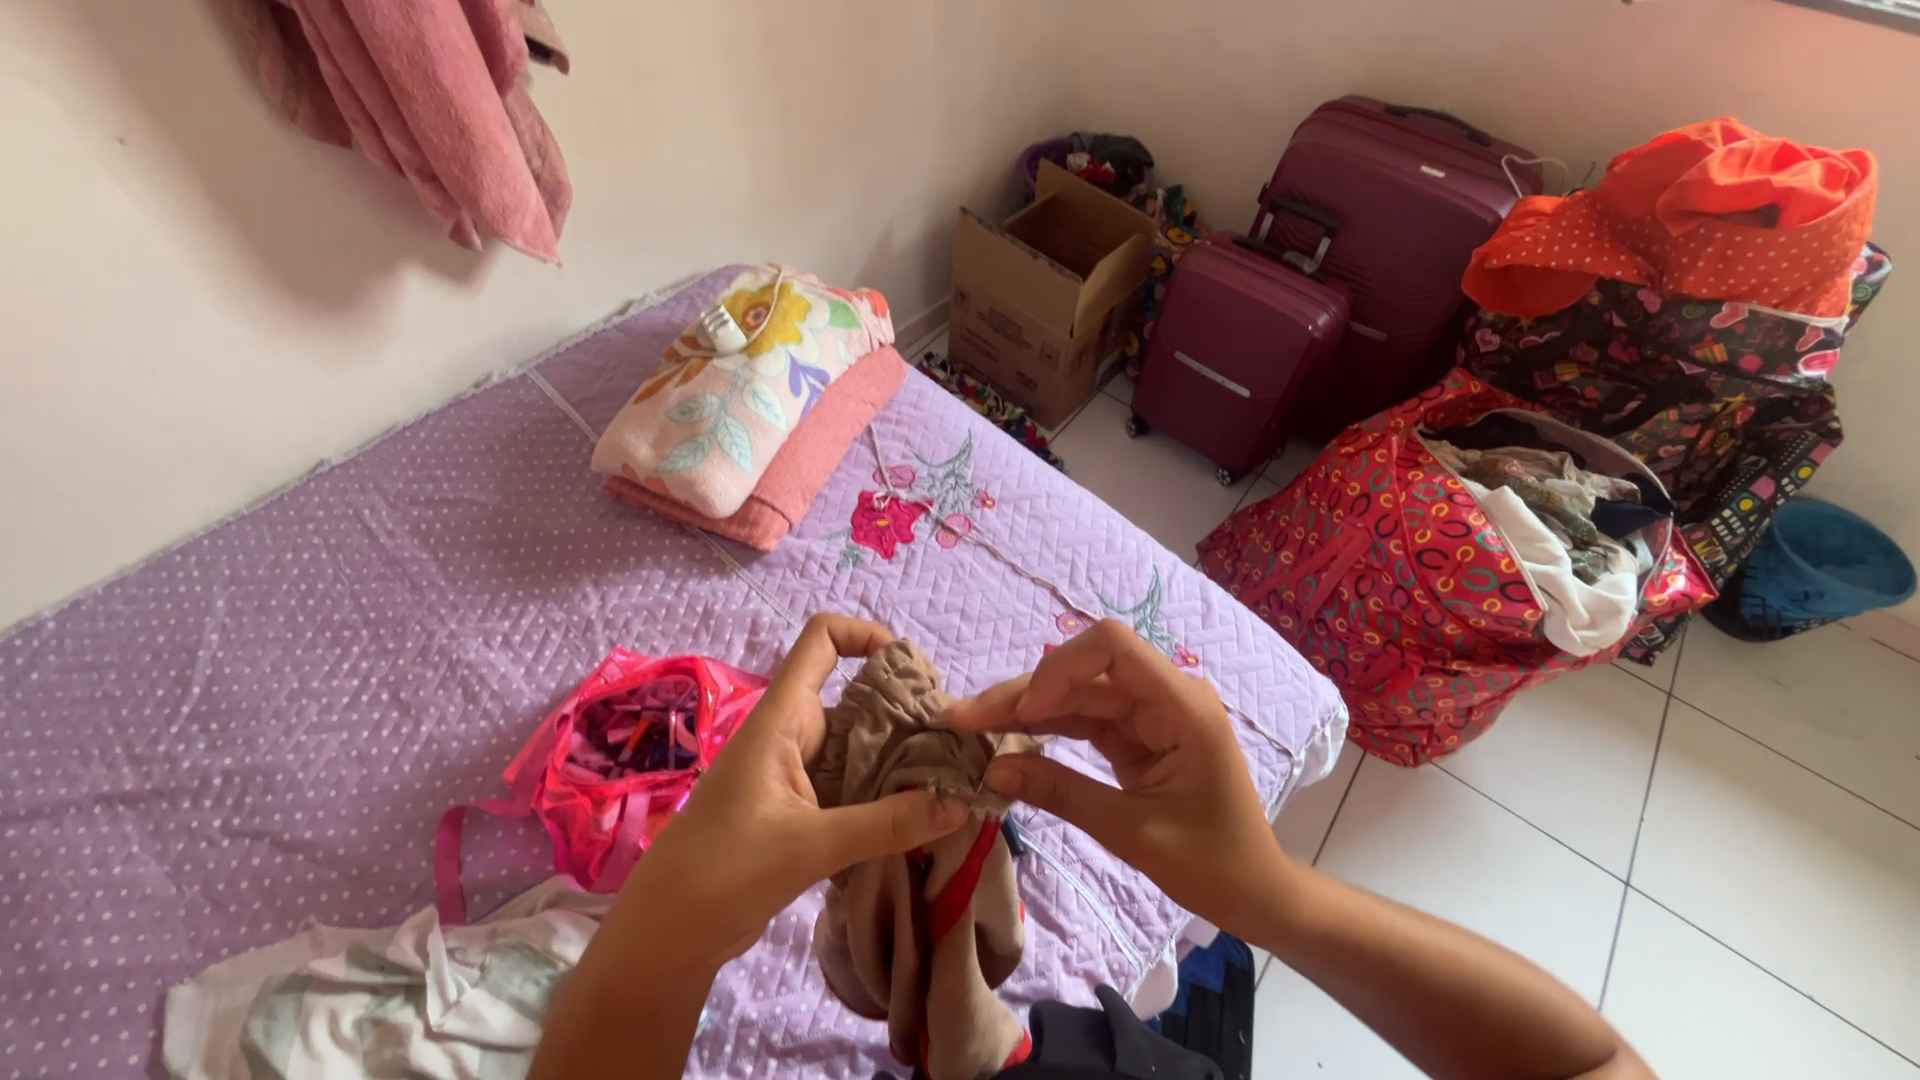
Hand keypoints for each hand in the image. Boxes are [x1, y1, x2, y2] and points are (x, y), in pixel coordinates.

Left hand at [610, 614, 970, 969]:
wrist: (666, 936)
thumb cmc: (721, 872)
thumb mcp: (808, 845)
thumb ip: (886, 824)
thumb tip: (960, 802)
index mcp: (782, 719)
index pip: (822, 640)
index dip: (867, 635)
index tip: (912, 671)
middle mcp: (793, 735)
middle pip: (857, 698)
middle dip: (904, 712)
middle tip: (953, 745)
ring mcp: (797, 775)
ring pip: (860, 746)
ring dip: (901, 759)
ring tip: (950, 781)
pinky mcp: (801, 812)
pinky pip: (854, 787)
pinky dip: (886, 795)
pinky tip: (922, 818)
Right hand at [946, 619, 1293, 939]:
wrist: (1255, 891)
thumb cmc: (1210, 864)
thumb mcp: (1131, 832)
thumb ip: (1061, 793)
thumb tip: (993, 770)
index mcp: (1182, 706)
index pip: (1112, 648)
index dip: (1059, 669)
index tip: (1023, 716)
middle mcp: (1166, 695)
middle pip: (1083, 671)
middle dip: (1023, 693)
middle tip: (962, 718)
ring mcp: (1150, 711)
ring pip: (1076, 693)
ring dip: (1026, 709)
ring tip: (971, 726)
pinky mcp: (1137, 731)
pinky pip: (1084, 717)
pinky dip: (1046, 727)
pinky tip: (1007, 737)